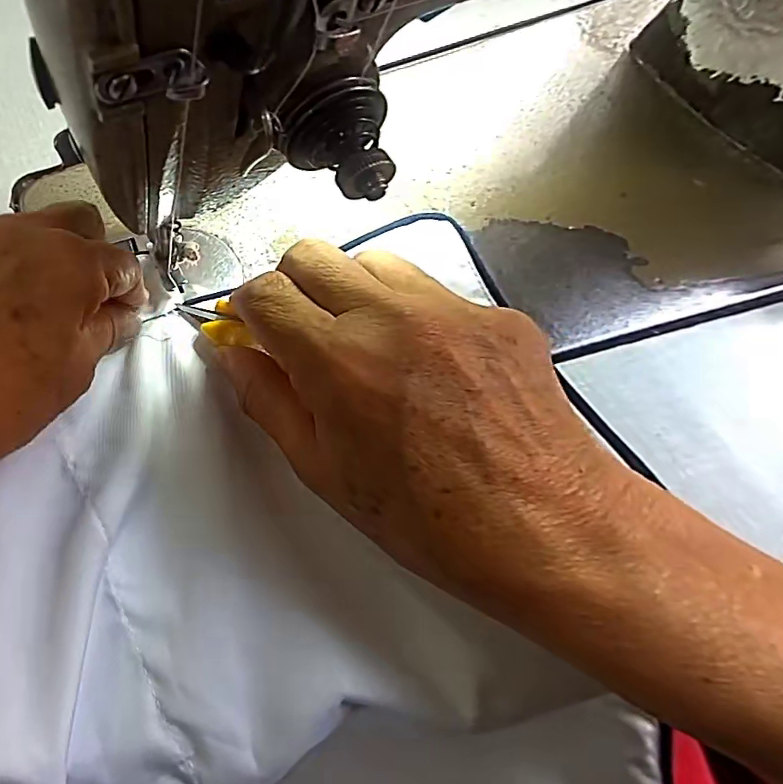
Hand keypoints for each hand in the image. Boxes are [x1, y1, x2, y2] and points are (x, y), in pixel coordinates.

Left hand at [0, 202, 145, 497]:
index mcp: (71, 260)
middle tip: (95, 302)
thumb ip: (105, 329)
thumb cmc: (3, 396)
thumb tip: (120, 315)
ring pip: (38, 228)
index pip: (120, 262)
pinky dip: (20, 263)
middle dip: (96, 257)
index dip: (130, 290)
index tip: (127, 312)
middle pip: (80, 224)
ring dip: (57, 255)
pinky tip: (16, 307)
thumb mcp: (75, 368)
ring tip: (53, 305)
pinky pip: (2, 245)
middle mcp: (29, 236)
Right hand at [215, 240, 662, 617]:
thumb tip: (235, 356)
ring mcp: (449, 308)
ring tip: (359, 340)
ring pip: (370, 260)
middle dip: (287, 284)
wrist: (548, 528)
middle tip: (295, 330)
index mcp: (338, 361)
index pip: (266, 293)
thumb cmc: (429, 520)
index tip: (247, 325)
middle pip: (309, 254)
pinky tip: (422, 361)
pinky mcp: (494, 314)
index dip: (244, 306)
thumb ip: (267, 401)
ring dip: (347, 289)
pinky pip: (430, 289)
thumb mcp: (323, 470)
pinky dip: (407, 311)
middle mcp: (390, 317)